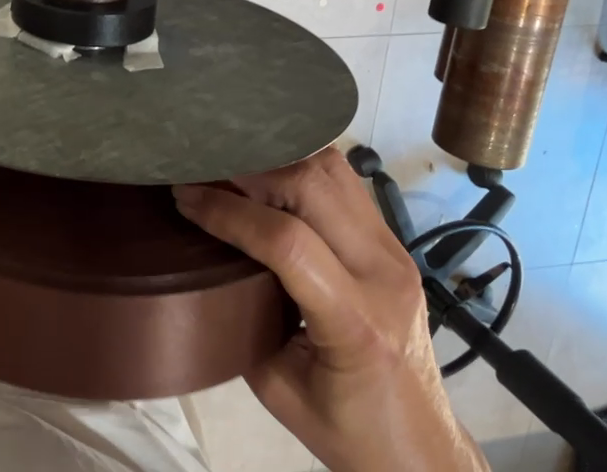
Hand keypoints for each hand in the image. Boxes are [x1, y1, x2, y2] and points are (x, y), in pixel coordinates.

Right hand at [173, 148, 485, 471]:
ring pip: (334, 170)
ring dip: (276, 162)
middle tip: (203, 177)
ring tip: (233, 175)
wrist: (423, 453)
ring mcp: (396, 252)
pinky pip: (344, 183)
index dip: (227, 211)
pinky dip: (299, 170)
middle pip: (313, 185)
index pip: (286, 240)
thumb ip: (242, 315)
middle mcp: (385, 273)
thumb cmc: (347, 432)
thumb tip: (199, 254)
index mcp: (357, 321)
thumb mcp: (276, 385)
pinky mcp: (394, 244)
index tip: (183, 198)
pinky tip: (268, 182)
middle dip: (248, 172)